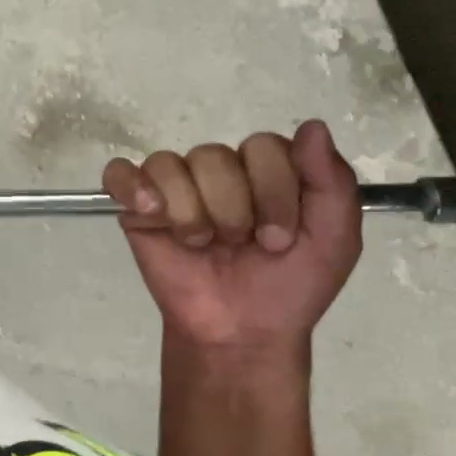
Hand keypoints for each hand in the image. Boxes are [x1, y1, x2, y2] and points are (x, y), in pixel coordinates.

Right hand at [101, 120, 361, 354]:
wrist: (240, 329)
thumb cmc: (288, 286)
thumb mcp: (334, 240)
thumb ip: (331, 183)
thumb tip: (313, 126)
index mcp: (264, 170)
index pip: (263, 146)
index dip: (274, 190)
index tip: (280, 238)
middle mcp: (216, 169)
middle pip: (214, 156)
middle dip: (233, 208)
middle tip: (241, 245)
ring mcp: (171, 185)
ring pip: (171, 166)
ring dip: (192, 213)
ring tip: (201, 244)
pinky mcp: (132, 204)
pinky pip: (120, 172)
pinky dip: (133, 188)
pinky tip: (152, 213)